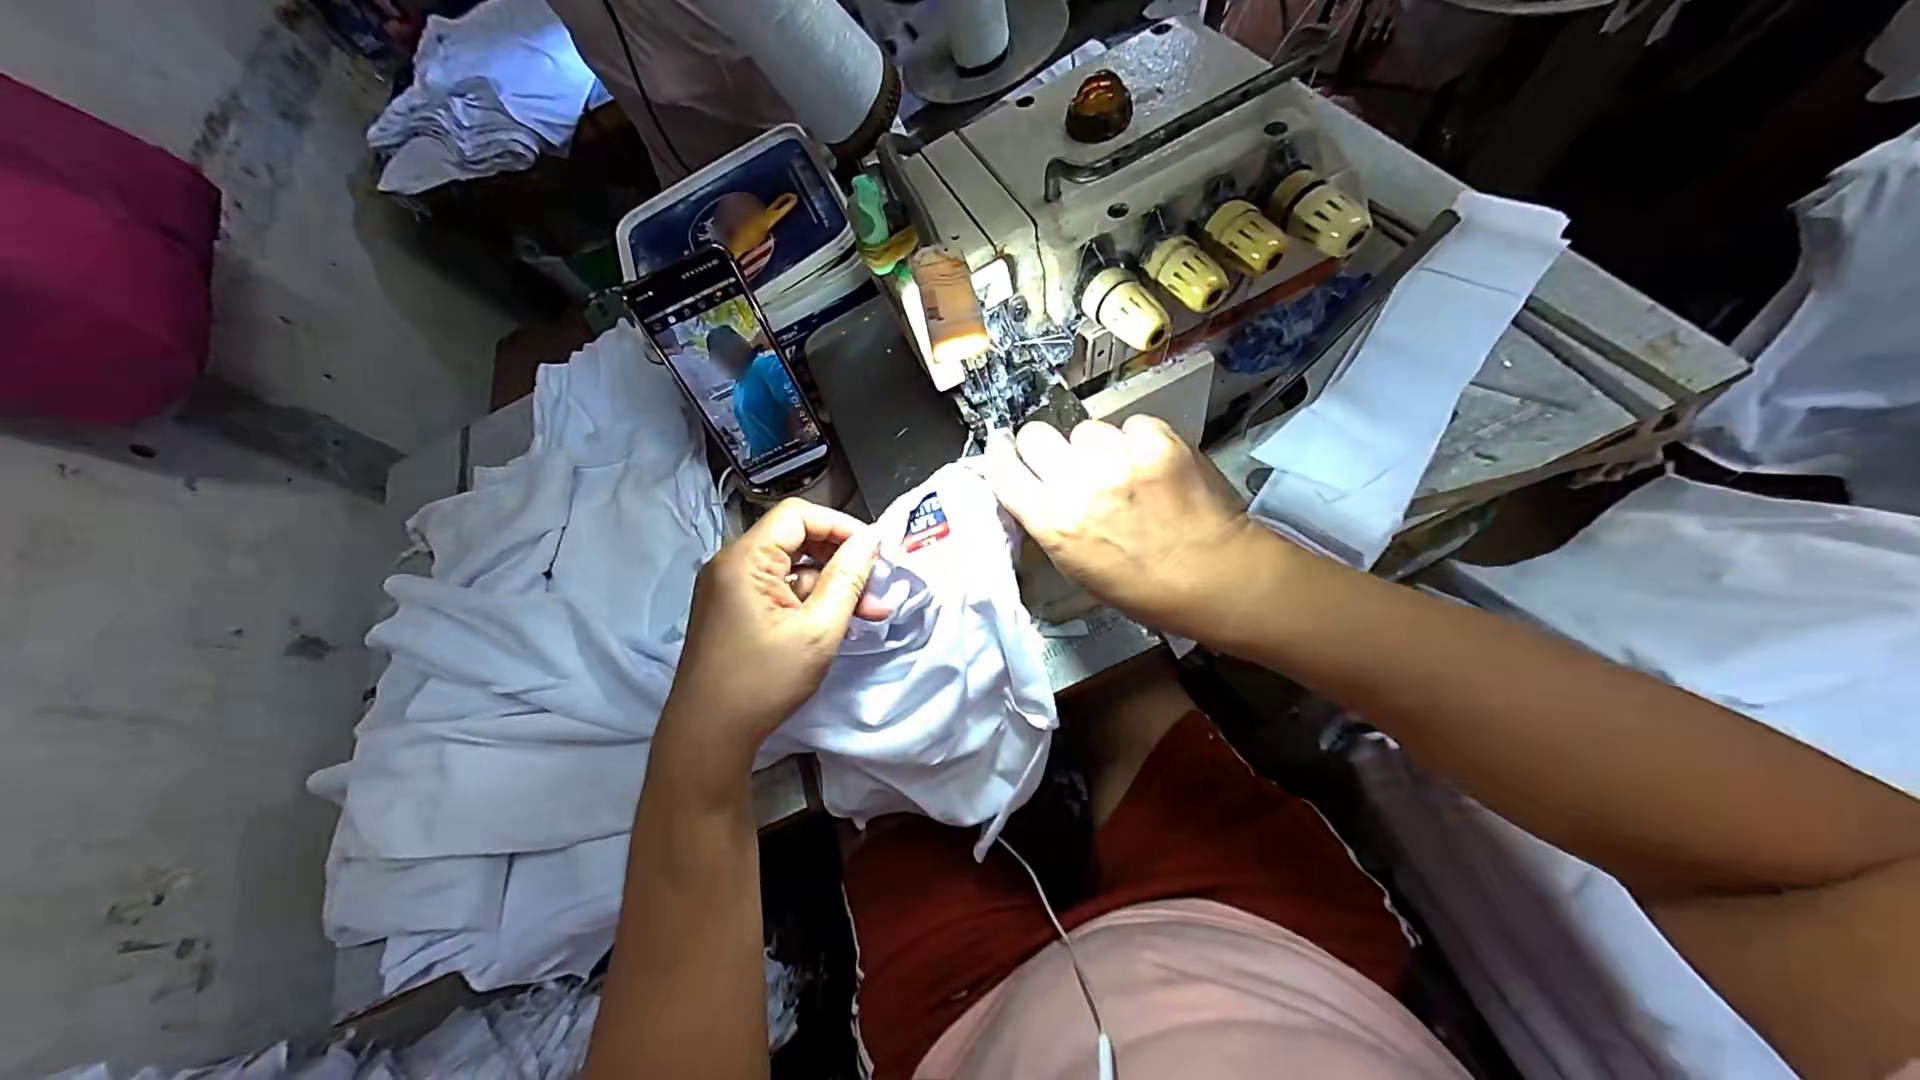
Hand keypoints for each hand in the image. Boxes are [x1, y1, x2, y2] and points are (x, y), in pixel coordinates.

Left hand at [662, 498, 884, 768]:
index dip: (842, 525)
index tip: (876, 550)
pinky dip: (809, 601)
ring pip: (791, 568)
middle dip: (842, 560)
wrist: (708, 734)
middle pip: (796, 539)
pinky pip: (778, 589)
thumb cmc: (764, 680)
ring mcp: (730, 587)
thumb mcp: (818, 629)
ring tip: (868, 613)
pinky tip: (837, 622)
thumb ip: (848, 579)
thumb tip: (871, 540)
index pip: (799, 515)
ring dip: (830, 585)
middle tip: (877, 589)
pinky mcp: (733, 609)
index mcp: (745, 559)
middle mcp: (732, 563)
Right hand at [981, 416, 1278, 641]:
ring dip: (1098, 447)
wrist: (1213, 577)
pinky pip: (1131, 425)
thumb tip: (1034, 489)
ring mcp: (1119, 459)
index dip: (1003, 455)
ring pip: (1086, 429)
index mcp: (1054, 522)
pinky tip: (1152, 469)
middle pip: (1036, 434)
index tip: (1008, 450)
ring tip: (1124, 474)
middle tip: (1069, 463)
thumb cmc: (1146, 586)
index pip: (1003, 467)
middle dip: (1047, 447)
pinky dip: (1138, 442)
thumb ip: (1049, 520)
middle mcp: (1079, 485)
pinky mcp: (1157, 441)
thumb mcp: (1076, 566)